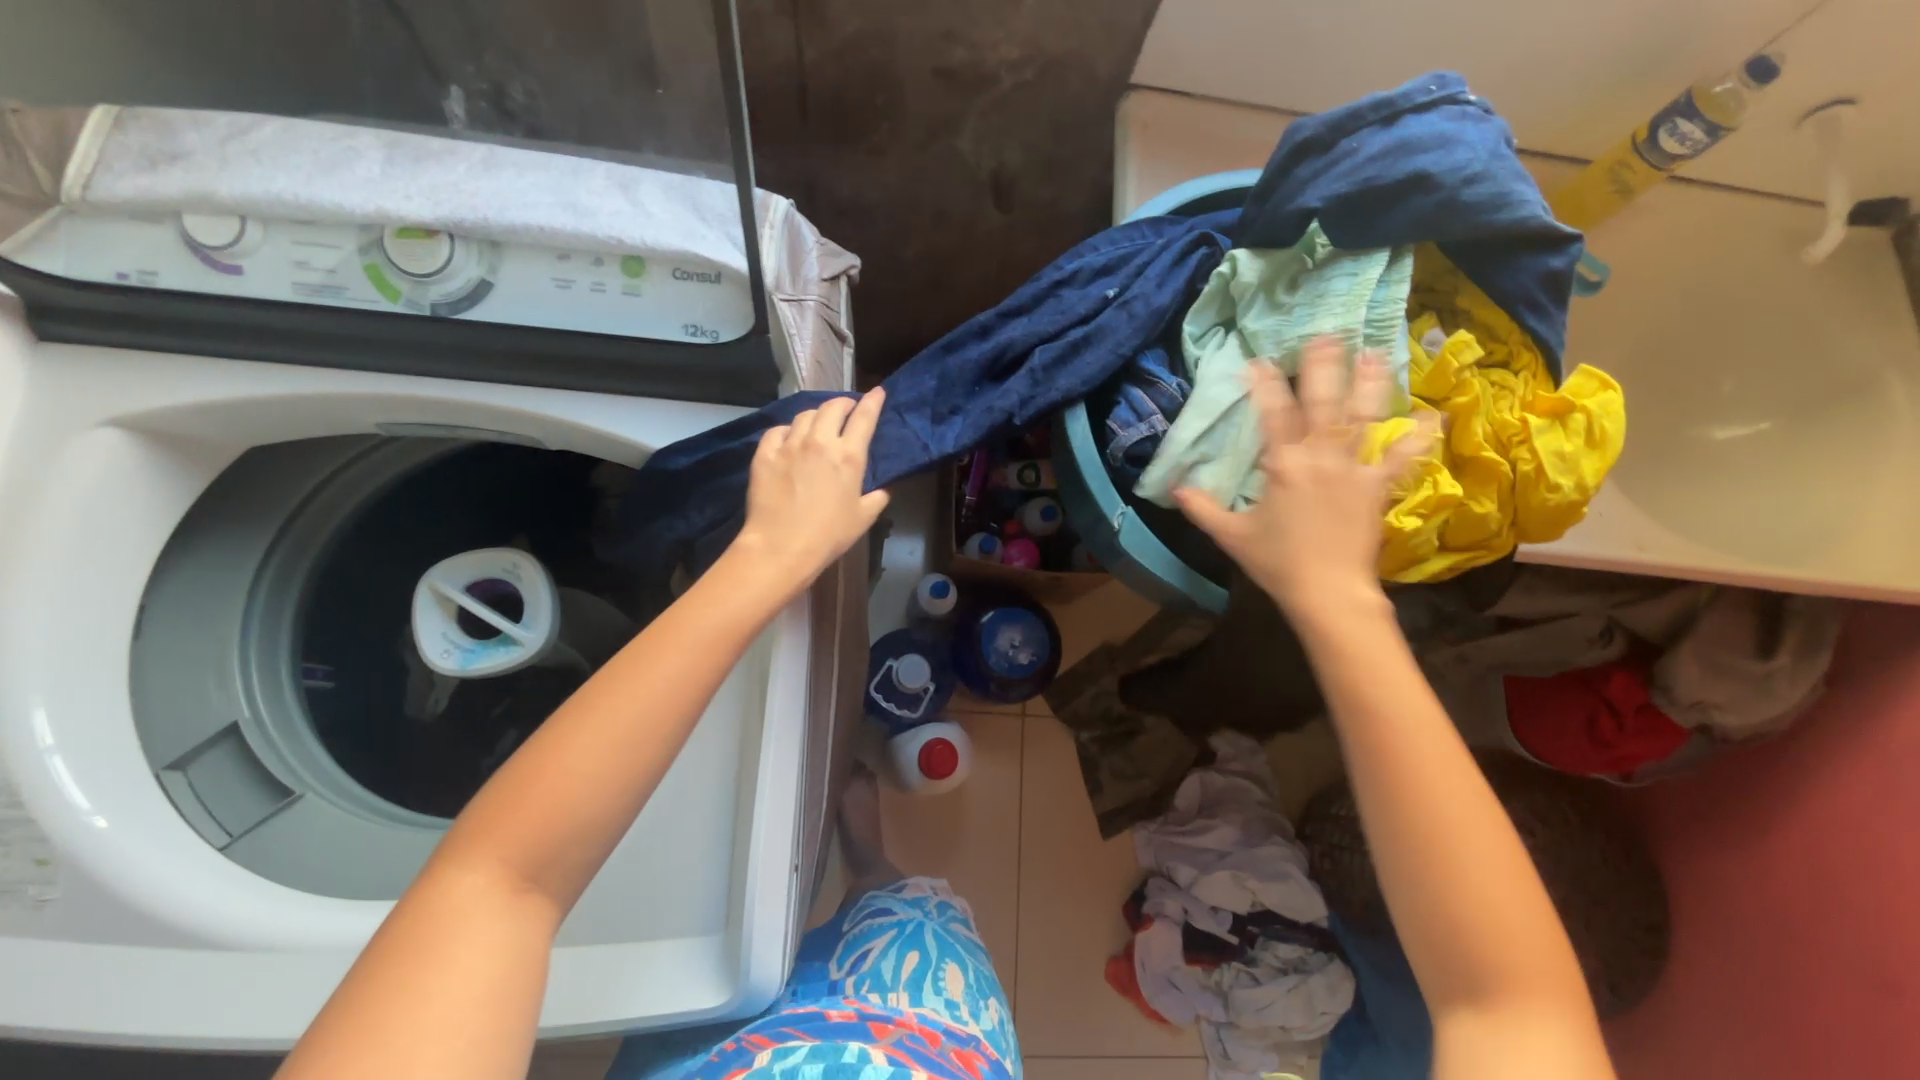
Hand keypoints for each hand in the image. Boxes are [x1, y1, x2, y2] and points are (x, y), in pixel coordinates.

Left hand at [733, 389, 891, 592]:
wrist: (781, 546)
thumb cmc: (828, 535)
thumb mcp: (863, 518)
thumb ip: (877, 498)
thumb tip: (883, 489)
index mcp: (849, 456)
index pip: (864, 417)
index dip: (873, 401)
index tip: (877, 392)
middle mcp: (820, 442)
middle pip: (832, 407)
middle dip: (843, 403)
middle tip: (847, 410)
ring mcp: (790, 445)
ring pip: (805, 415)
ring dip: (816, 416)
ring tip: (818, 424)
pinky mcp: (765, 454)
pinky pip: (777, 430)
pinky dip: (787, 430)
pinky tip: (789, 439)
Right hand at [1174, 339, 1435, 622]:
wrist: (1327, 592)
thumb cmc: (1277, 563)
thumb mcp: (1230, 536)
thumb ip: (1202, 508)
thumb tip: (1174, 488)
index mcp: (1283, 466)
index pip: (1272, 414)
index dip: (1265, 384)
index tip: (1260, 360)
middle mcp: (1319, 457)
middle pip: (1322, 402)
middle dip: (1323, 366)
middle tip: (1327, 334)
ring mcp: (1353, 469)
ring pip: (1363, 418)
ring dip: (1369, 383)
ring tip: (1374, 352)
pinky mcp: (1378, 487)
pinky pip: (1400, 457)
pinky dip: (1417, 437)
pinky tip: (1432, 415)